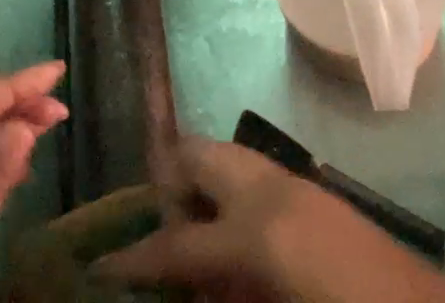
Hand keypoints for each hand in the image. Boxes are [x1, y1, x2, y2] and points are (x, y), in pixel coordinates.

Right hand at [93, 139, 444, 302]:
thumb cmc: (341, 299)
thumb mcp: (264, 293)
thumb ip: (218, 285)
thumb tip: (182, 280)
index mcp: (255, 231)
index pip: (174, 244)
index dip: (135, 257)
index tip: (102, 267)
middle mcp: (271, 192)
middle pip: (194, 157)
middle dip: (168, 187)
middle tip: (162, 234)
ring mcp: (298, 187)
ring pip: (226, 162)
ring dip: (201, 192)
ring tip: (198, 242)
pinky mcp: (319, 196)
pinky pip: (257, 182)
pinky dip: (235, 204)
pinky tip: (243, 250)